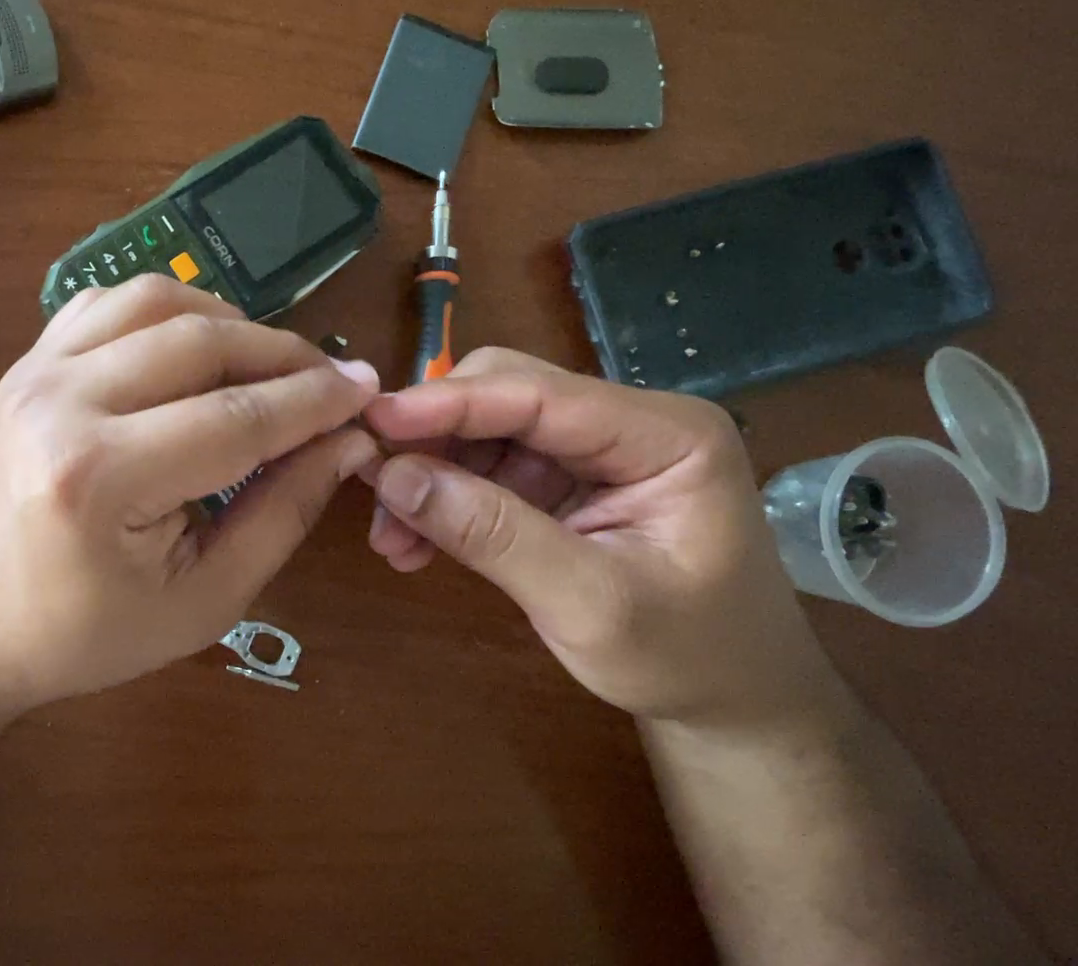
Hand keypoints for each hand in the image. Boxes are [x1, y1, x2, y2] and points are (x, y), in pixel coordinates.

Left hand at [0, 276, 379, 712]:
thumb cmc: (84, 636)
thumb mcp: (201, 601)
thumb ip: (281, 514)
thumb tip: (346, 443)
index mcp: (102, 475)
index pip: (238, 417)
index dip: (315, 402)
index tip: (368, 391)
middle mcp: (61, 401)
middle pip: (200, 342)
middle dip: (282, 355)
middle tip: (330, 381)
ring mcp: (31, 373)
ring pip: (152, 301)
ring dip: (225, 321)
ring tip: (266, 363)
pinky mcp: (21, 368)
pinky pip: (101, 305)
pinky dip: (160, 311)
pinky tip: (188, 347)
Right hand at [363, 348, 839, 728]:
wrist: (728, 702)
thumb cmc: (684, 658)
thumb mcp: (589, 605)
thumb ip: (493, 534)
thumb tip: (391, 476)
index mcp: (666, 435)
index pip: (539, 396)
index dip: (448, 403)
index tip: (371, 420)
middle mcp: (627, 423)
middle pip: (504, 396)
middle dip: (432, 439)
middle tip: (372, 486)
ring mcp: (593, 450)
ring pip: (483, 431)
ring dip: (428, 476)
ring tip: (390, 538)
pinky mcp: (564, 479)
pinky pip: (485, 469)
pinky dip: (444, 500)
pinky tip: (413, 542)